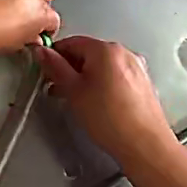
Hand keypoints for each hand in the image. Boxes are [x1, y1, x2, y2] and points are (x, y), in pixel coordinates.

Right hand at [32, 35, 177, 164]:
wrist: (144, 145)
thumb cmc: (112, 120)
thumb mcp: (72, 90)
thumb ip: (54, 66)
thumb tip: (43, 53)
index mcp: (106, 50)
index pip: (70, 42)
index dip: (53, 55)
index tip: (45, 68)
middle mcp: (124, 54)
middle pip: (86, 52)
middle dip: (68, 68)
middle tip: (56, 86)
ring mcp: (136, 68)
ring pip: (100, 65)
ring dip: (83, 77)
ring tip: (74, 98)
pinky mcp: (141, 84)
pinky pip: (113, 76)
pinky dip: (99, 84)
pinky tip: (93, 103)